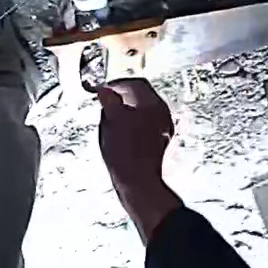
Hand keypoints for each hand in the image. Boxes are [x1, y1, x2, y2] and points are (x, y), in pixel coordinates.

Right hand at [97, 79, 184, 242]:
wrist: (137, 183)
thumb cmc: (126, 152)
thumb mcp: (111, 120)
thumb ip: (109, 100)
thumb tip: (105, 91)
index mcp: (154, 105)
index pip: (137, 84)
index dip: (118, 83)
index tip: (104, 88)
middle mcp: (162, 116)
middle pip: (142, 97)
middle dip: (122, 97)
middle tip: (106, 100)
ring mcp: (162, 131)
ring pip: (142, 113)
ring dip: (126, 111)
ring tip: (109, 118)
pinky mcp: (157, 145)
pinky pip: (143, 127)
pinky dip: (130, 125)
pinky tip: (118, 134)